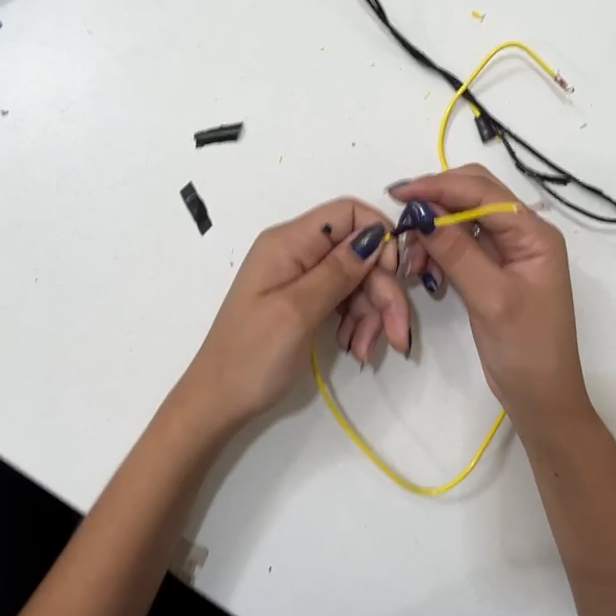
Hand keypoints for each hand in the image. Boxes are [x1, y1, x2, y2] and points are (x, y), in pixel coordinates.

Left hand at [177, 197, 410, 432]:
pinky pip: (346, 299)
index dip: (378, 237)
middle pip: (359, 252)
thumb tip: (376, 235)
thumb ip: (338, 270)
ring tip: (366, 351)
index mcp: (289, 241)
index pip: (348, 212)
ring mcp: (301, 277)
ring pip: (358, 278)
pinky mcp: (306, 300)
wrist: (218, 402)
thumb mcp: (298, 311)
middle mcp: (296, 251)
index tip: (393, 276)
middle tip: (396, 334)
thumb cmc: (252, 356)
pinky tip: (355, 348)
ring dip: (373, 313)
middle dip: (383, 291)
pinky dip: (358, 322)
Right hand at [391, 166, 589, 429]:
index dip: (439, 186)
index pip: (482, 192)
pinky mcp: (492, 268)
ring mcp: (507, 250)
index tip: (398, 194)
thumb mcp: (491, 298)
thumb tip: (421, 211)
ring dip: (433, 229)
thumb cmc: (526, 348)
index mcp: (534, 233)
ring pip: (462, 218)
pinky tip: (424, 270)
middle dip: (435, 202)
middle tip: (400, 219)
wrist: (541, 398)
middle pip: (473, 195)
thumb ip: (457, 251)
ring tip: (411, 261)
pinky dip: (438, 249)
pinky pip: (460, 243)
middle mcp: (523, 233)